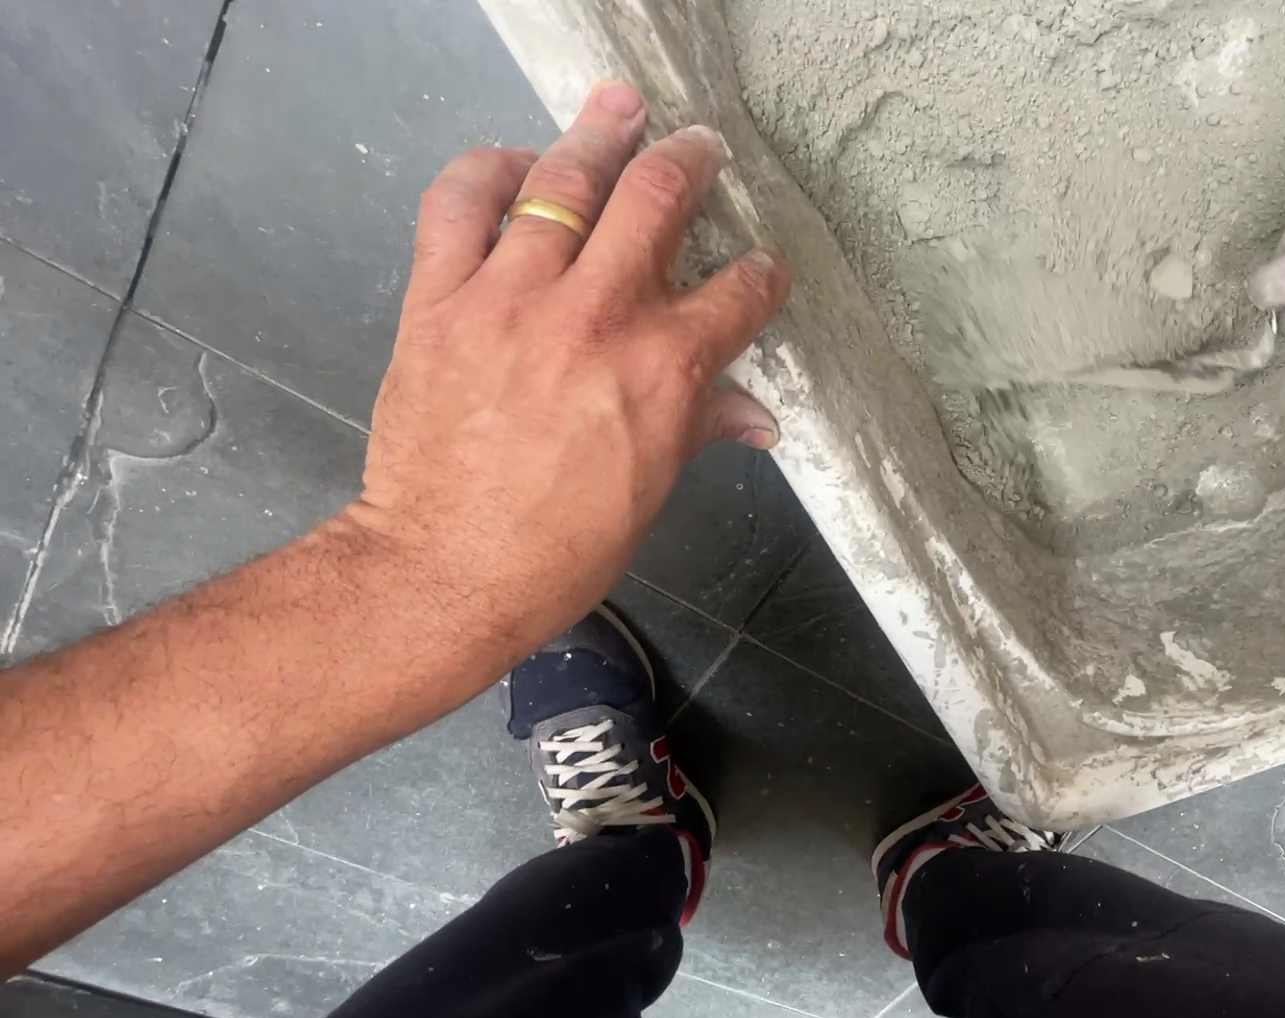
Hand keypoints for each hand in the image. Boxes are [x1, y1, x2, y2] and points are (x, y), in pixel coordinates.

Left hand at [339, 81, 789, 652]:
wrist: (453, 565)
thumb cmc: (576, 539)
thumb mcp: (659, 481)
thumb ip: (706, 425)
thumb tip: (760, 420)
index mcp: (667, 367)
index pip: (738, 295)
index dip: (762, 276)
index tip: (765, 271)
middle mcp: (600, 314)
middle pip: (656, 203)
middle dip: (690, 164)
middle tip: (702, 146)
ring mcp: (514, 296)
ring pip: (563, 184)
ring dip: (600, 134)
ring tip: (620, 105)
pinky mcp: (441, 296)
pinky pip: (459, 204)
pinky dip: (487, 168)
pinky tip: (513, 159)